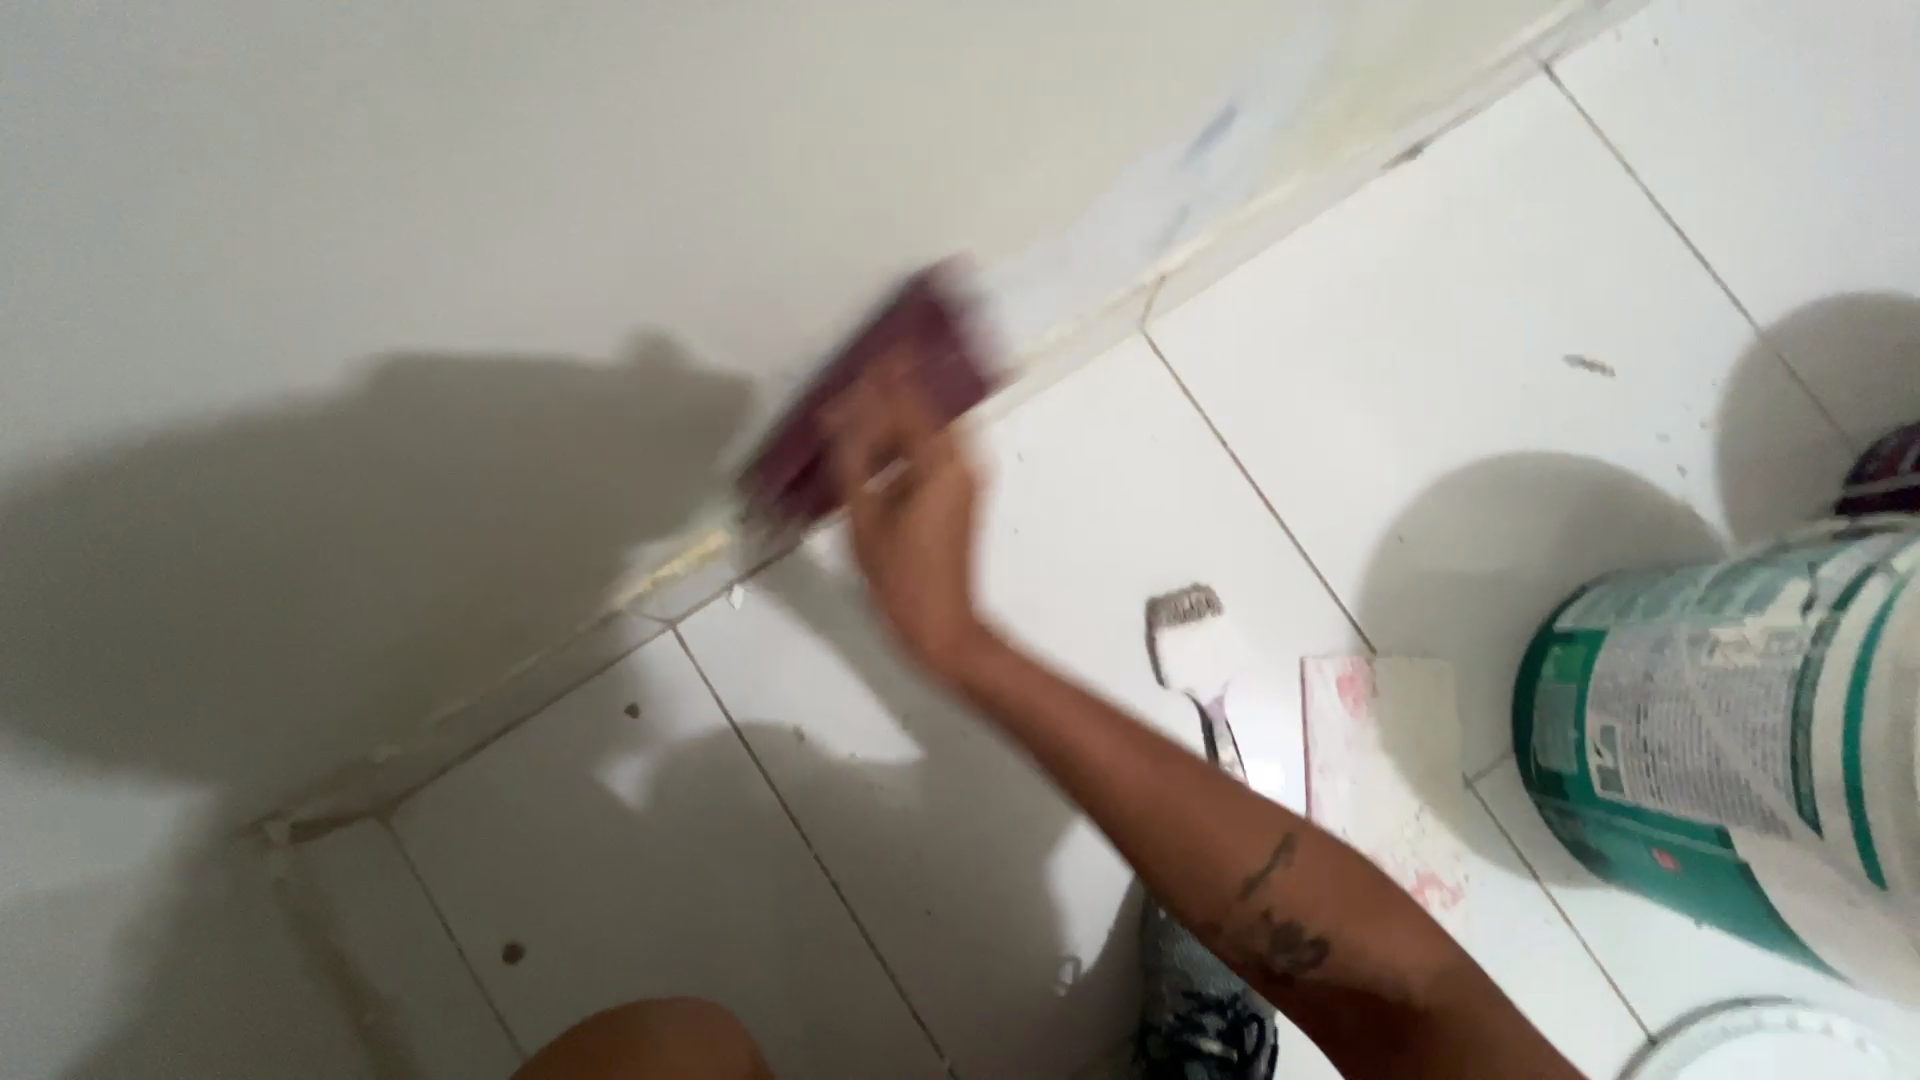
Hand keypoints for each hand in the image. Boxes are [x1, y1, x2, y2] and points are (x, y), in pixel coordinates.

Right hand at [825, 353, 991, 683]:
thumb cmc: (900, 577)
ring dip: (899, 418)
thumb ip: (852, 460)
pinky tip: (876, 446)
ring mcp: (967, 479)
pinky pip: (934, 453)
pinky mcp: (962, 494)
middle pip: (926, 411)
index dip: (889, 376)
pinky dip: (906, 444)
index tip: (877, 346)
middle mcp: (962, 462)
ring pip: (931, 432)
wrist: (944, 624)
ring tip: (862, 406)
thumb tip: (838, 416)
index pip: (911, 403)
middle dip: (895, 390)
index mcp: (940, 463)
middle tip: (864, 371)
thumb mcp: (864, 518)